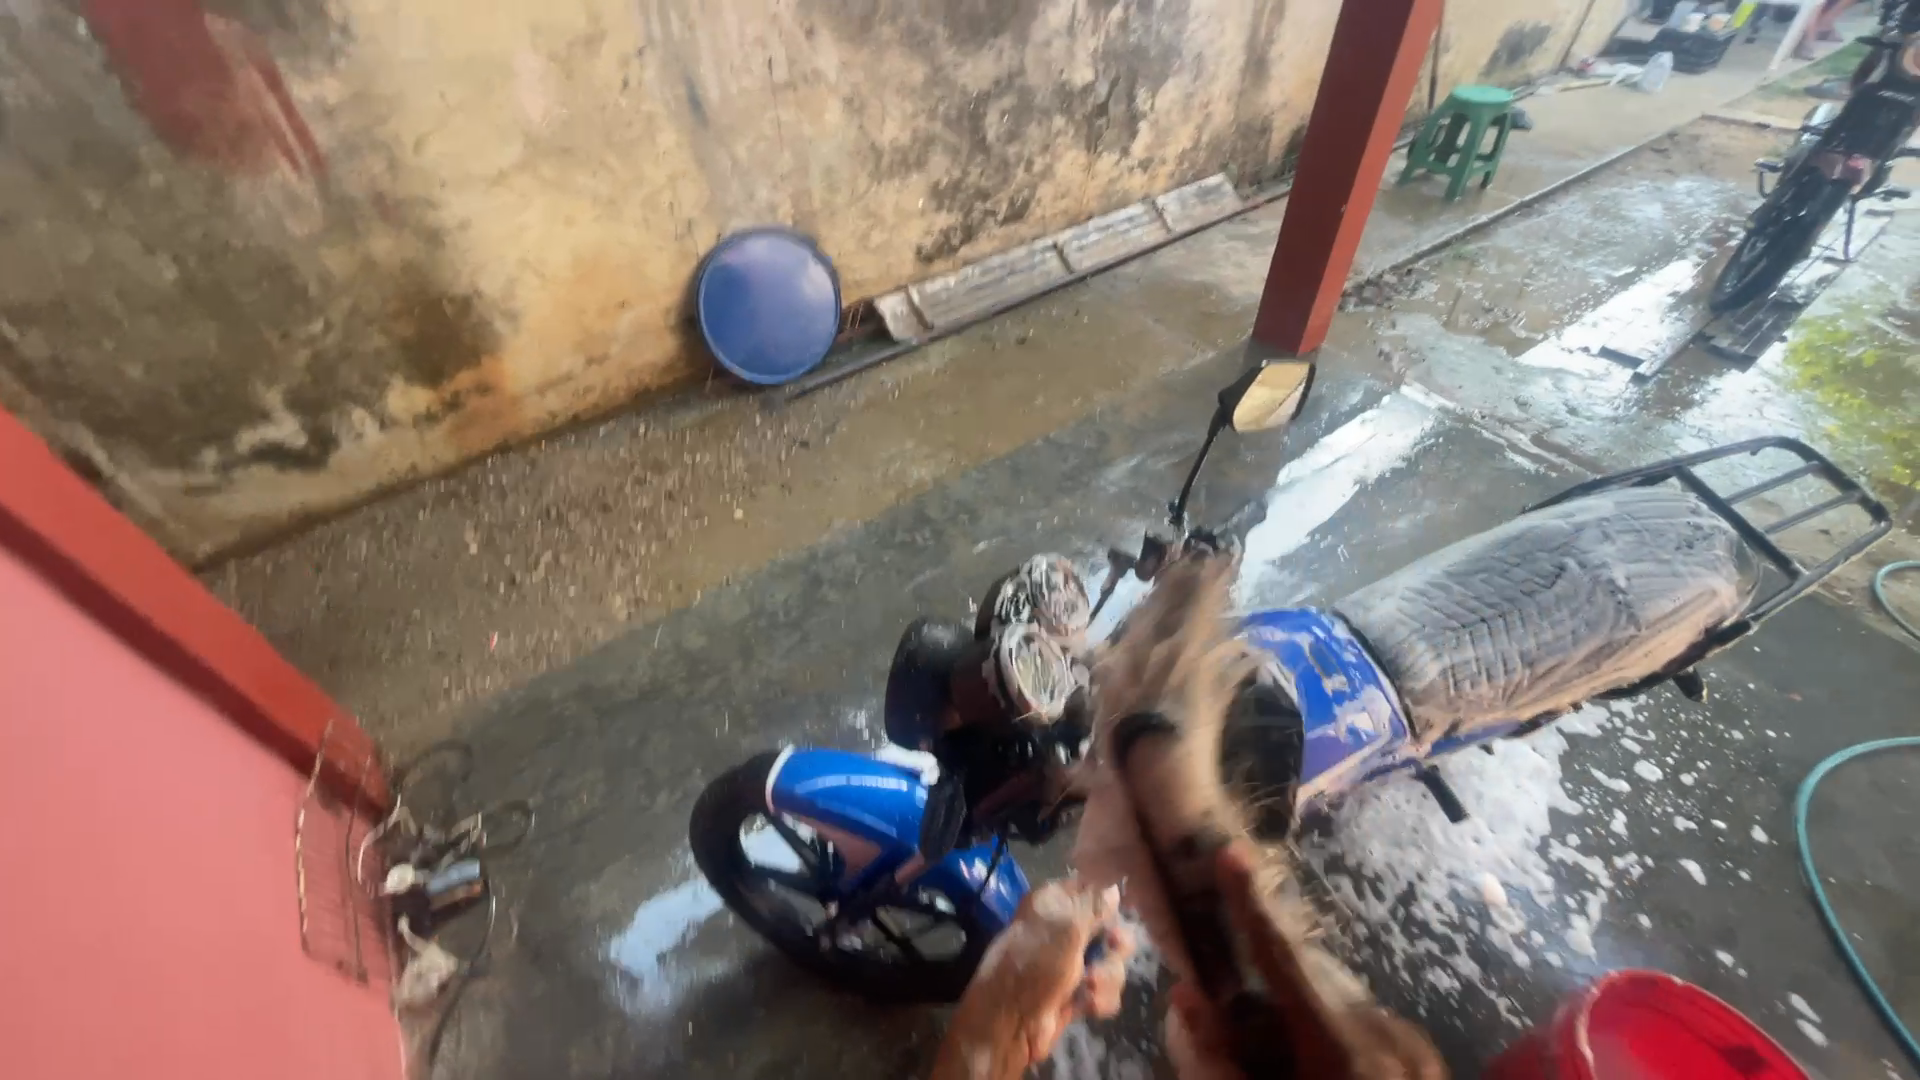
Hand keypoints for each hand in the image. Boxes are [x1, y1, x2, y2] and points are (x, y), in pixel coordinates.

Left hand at [931, 878, 1134, 1078]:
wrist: (1010, 1022)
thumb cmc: (1034, 963)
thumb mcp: (1066, 928)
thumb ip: (1094, 906)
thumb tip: (1113, 887)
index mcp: (1054, 903)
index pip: (1088, 886)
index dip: (1108, 897)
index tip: (1122, 907)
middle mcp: (1064, 928)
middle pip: (1107, 926)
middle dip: (1115, 942)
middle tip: (1115, 947)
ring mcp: (1071, 962)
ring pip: (1110, 960)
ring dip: (1108, 975)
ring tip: (1091, 986)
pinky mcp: (1077, 993)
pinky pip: (1105, 990)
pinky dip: (1101, 998)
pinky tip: (1088, 1005)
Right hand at [1163, 845, 1444, 1079]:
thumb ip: (1217, 1061)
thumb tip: (1184, 996)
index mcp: (1341, 1049)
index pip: (1280, 958)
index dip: (1249, 904)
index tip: (1230, 854)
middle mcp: (1384, 1036)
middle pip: (1303, 992)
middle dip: (1268, 1009)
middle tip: (1253, 1050)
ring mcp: (1416, 1051)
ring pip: (1335, 1010)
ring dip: (1305, 1030)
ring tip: (1290, 1067)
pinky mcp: (1430, 1061)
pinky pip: (1367, 1031)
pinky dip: (1339, 1043)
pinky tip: (1329, 1075)